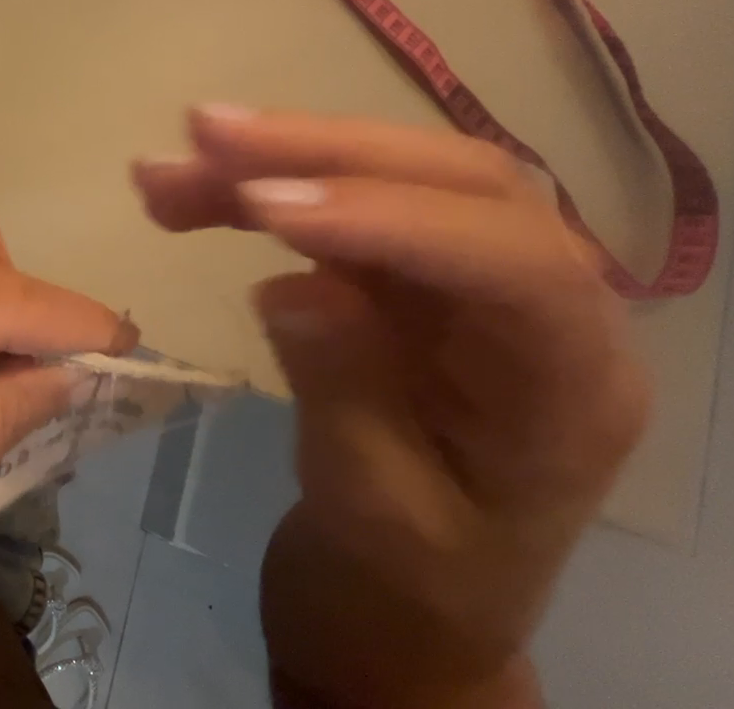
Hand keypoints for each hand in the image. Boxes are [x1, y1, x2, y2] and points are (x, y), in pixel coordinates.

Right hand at [134, 106, 649, 708]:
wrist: (398, 602)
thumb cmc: (404, 581)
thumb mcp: (374, 512)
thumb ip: (346, 394)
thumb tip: (291, 284)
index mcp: (568, 386)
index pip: (513, 265)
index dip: (391, 221)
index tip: (260, 209)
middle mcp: (534, 310)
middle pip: (458, 186)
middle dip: (324, 150)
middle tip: (203, 132)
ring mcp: (461, 287)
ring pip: (387, 181)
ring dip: (274, 161)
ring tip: (165, 166)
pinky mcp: (399, 282)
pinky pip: (333, 214)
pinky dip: (255, 195)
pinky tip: (189, 200)